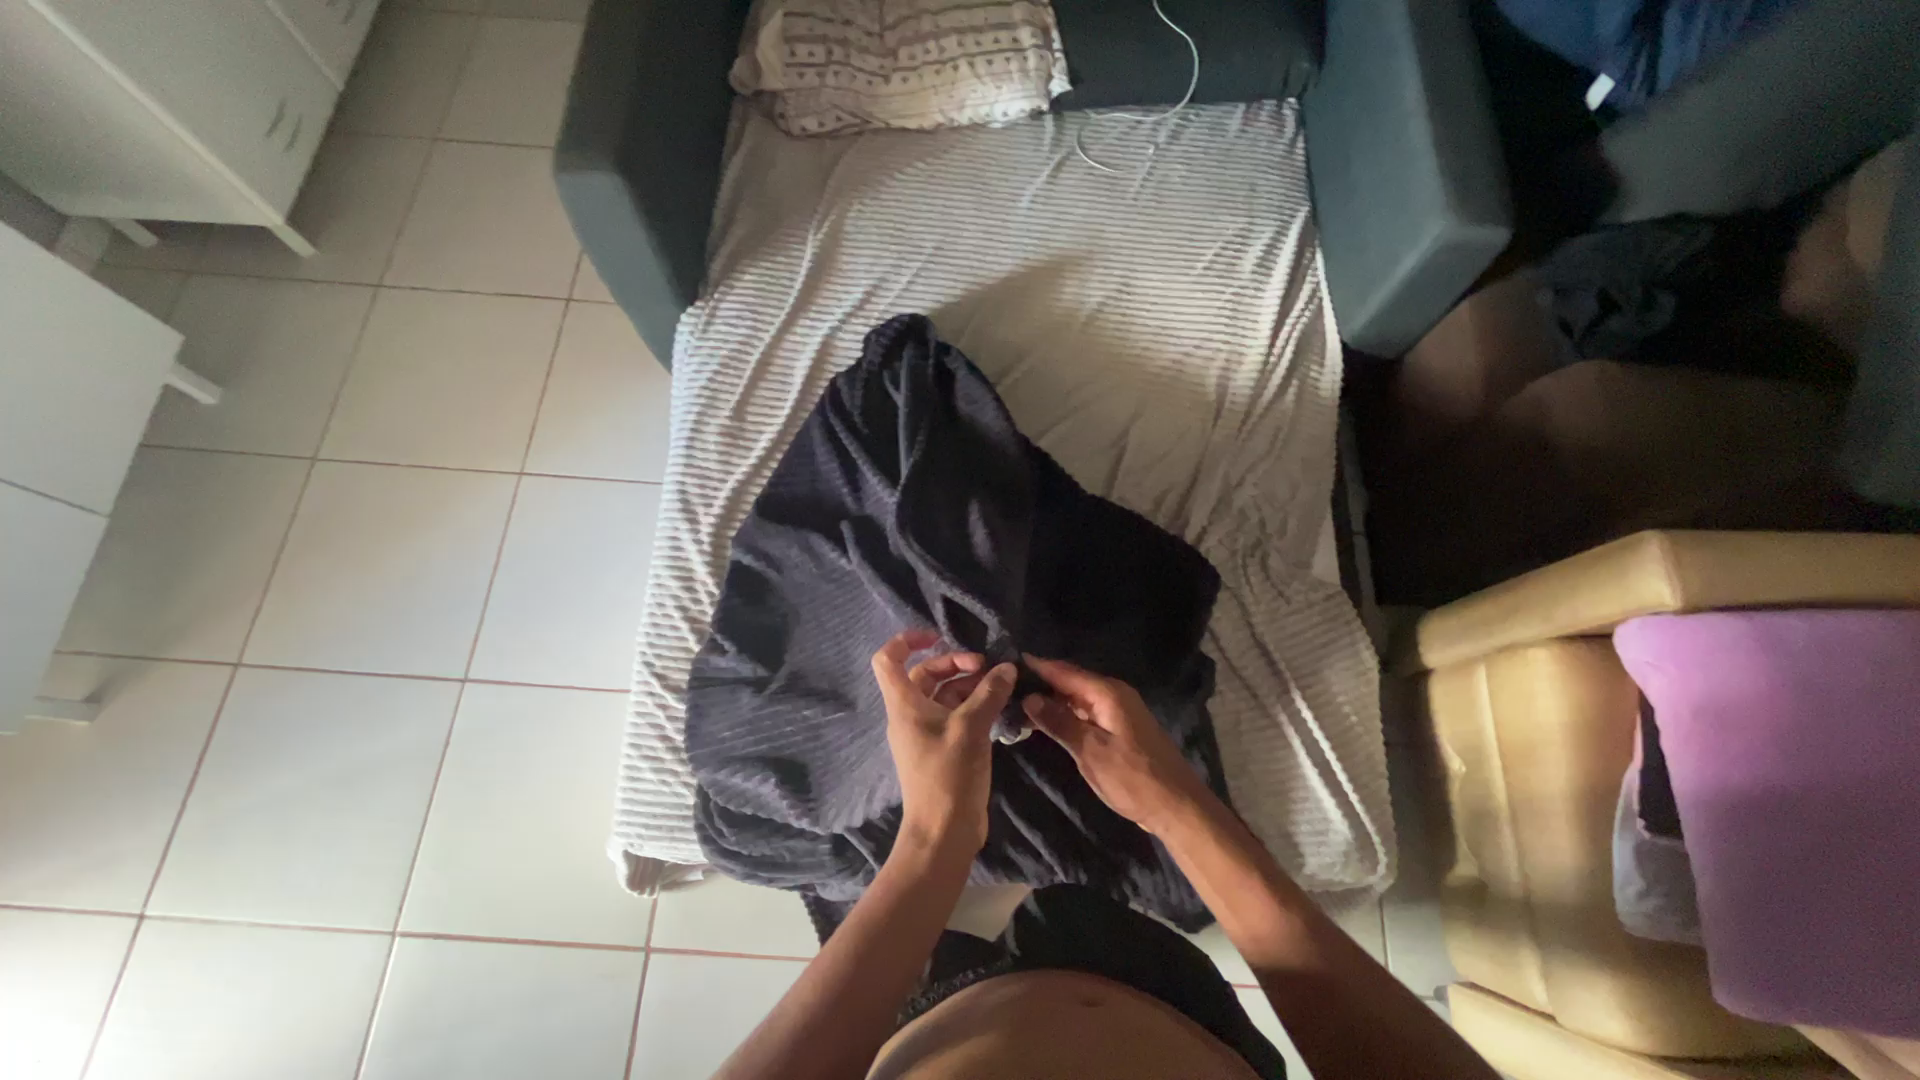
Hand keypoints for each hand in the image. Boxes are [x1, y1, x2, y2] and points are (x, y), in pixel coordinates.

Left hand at [871, 630, 1016, 859]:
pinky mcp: (941, 750)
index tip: (938, 636)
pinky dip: (972, 706)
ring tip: (999, 685)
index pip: (888, 659)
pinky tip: (998, 708)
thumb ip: (989, 693)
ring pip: (942, 696)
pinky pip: (954, 716)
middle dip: (954, 664)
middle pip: (923, 675)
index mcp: (904, 705)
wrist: (943, 832)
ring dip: (968, 685)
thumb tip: (1006, 668)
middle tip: (986, 667)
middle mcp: (909, 715)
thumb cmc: (948, 775)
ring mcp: (925, 734)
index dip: (907, 640)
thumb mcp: (971, 728)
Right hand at [1021, 655, 1213, 835]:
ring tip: (1015, 704)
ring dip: (1050, 702)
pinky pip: (1085, 713)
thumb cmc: (1133, 778)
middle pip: (1070, 682)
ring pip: (1076, 698)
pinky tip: (1044, 723)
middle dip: (1039, 684)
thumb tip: (1029, 697)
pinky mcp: (1119, 729)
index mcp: (1107, 693)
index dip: (1036, 666)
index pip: (1064, 671)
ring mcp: (1117, 712)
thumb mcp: (1090, 752)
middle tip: (1003, 687)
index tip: (1006, 660)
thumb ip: (1059, 722)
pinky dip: (1065, 716)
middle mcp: (1113, 695)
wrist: (1176, 806)